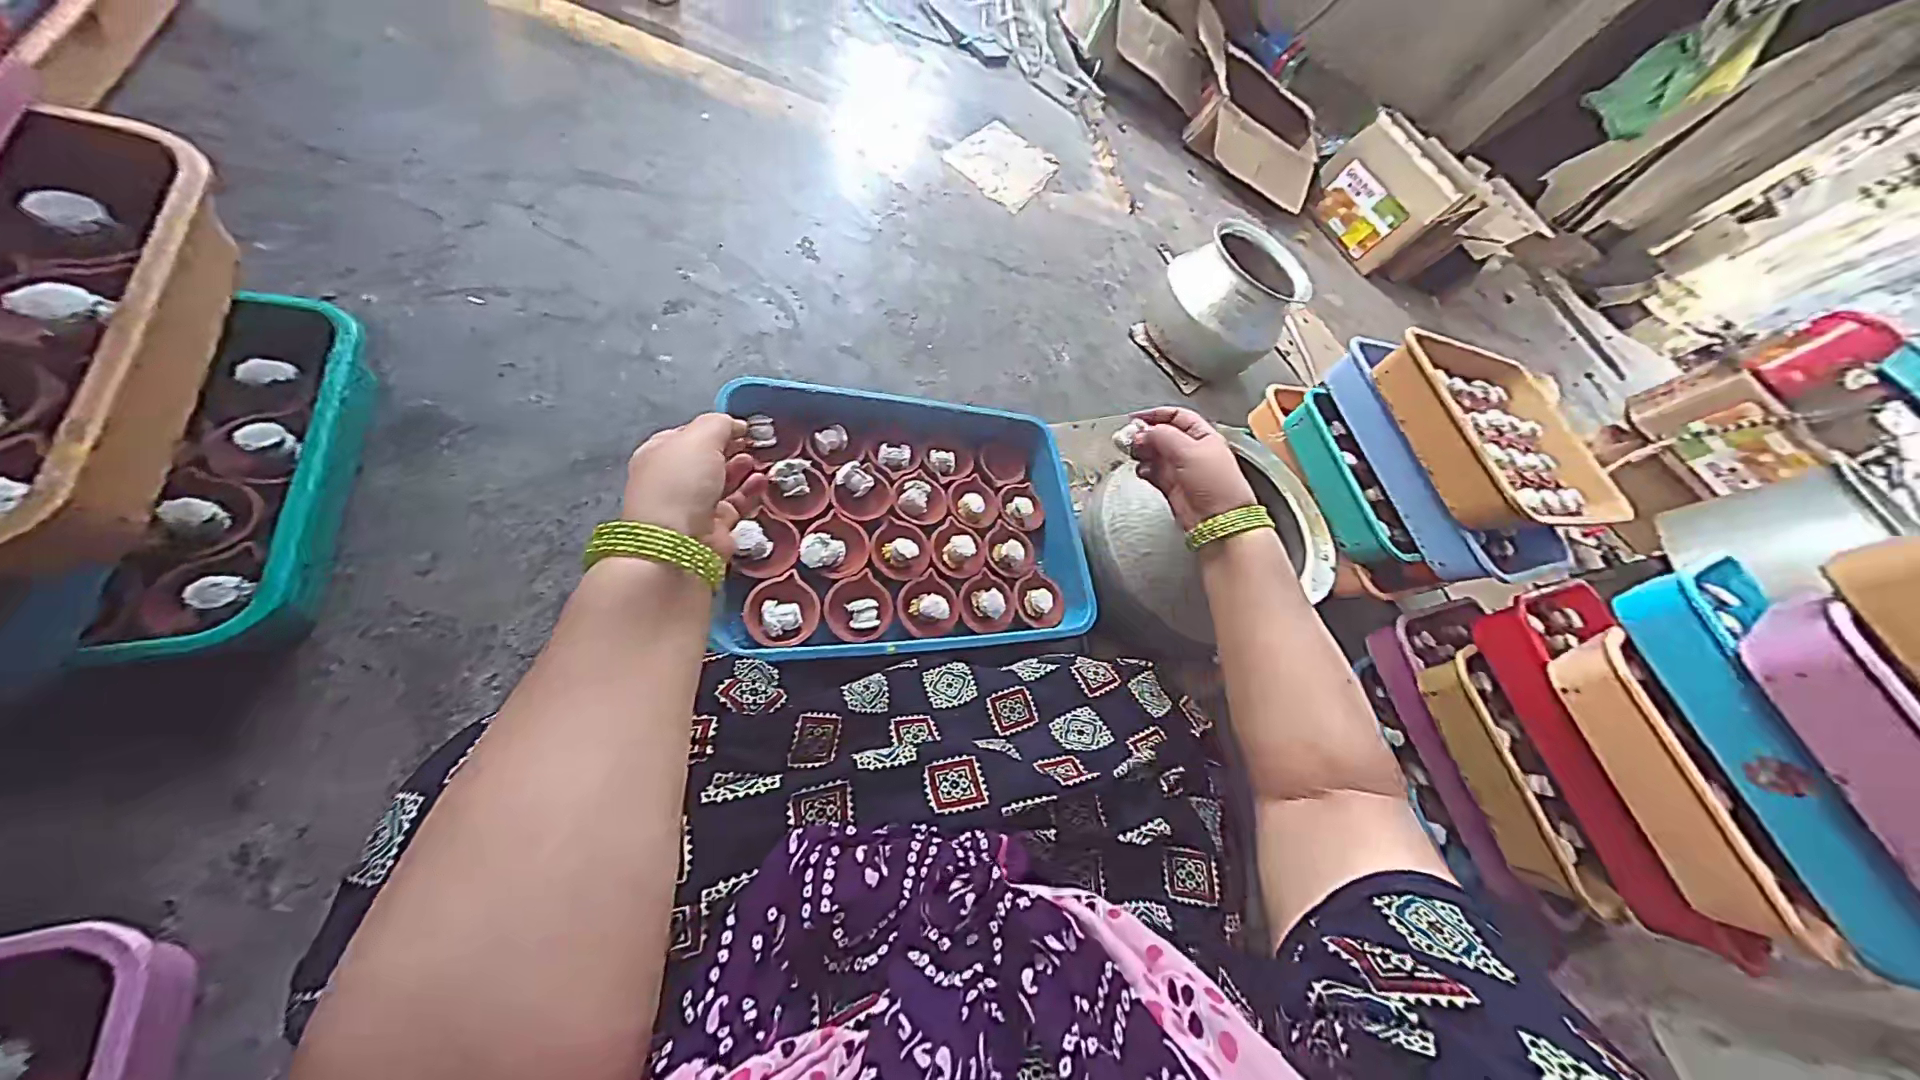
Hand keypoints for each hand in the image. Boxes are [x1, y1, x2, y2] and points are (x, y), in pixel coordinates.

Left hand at [623, 413, 768, 558]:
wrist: (679, 542)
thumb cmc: (682, 482)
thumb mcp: (699, 437)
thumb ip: (720, 424)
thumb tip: (737, 426)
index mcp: (660, 454)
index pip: (691, 435)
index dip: (717, 429)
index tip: (743, 428)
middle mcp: (675, 480)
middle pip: (709, 459)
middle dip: (733, 449)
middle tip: (756, 444)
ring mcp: (695, 505)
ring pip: (725, 482)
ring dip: (744, 469)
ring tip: (760, 461)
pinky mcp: (715, 527)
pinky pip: (737, 504)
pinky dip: (751, 492)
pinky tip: (763, 481)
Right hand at [1125, 407, 1256, 530]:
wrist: (1217, 519)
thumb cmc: (1216, 484)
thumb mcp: (1189, 450)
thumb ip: (1163, 436)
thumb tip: (1143, 431)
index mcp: (1203, 436)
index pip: (1177, 416)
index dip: (1156, 415)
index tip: (1136, 418)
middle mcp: (1191, 451)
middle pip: (1163, 435)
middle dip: (1145, 435)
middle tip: (1130, 438)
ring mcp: (1181, 469)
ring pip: (1155, 454)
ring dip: (1142, 452)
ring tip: (1133, 453)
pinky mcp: (1171, 486)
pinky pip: (1152, 473)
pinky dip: (1144, 470)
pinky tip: (1141, 470)